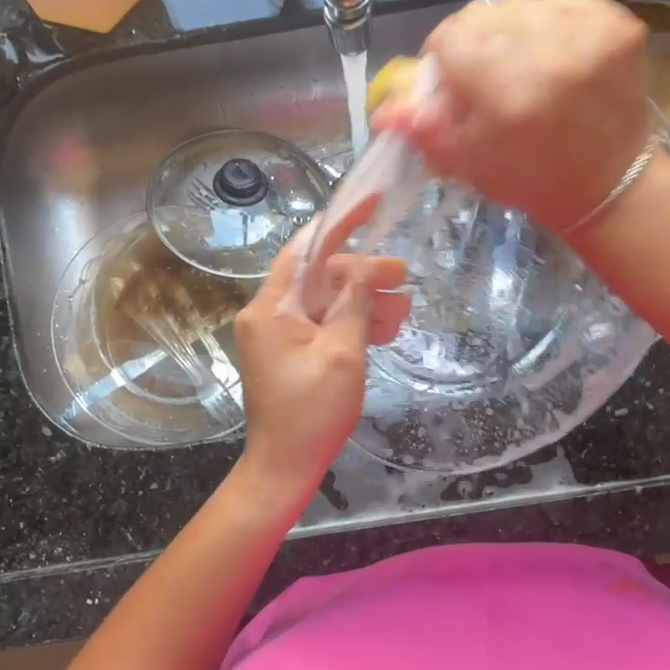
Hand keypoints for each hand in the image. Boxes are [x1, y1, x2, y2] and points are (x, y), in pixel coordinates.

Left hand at [234, 231, 408, 493]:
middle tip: (403, 280)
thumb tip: (367, 269)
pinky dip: (350, 324)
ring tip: (402, 312)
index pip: (306, 249)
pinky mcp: (287, 354)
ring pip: (324, 302)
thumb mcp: (342, 354)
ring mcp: (275, 335)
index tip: (372, 203)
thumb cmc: (311, 412)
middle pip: (318, 276)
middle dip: (362, 274)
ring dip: (362, 302)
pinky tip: (384, 329)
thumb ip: (355, 304)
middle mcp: (266, 314)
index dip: (341, 223)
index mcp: (271, 308)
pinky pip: (320, 326)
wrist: (284, 466)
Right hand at [375, 0, 652, 234]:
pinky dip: (551, 25)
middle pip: (485, 17)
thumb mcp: (466, 161)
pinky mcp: (618, 23)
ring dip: (514, 32)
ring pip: (523, 4)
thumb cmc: (527, 177)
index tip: (451, 82)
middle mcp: (548, 51)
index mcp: (506, 90)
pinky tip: (554, 58)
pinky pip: (563, 3)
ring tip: (524, 69)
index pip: (450, 37)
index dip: (442, 60)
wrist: (607, 183)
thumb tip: (385, 107)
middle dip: (478, 44)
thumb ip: (425, 128)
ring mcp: (589, 32)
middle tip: (487, 79)